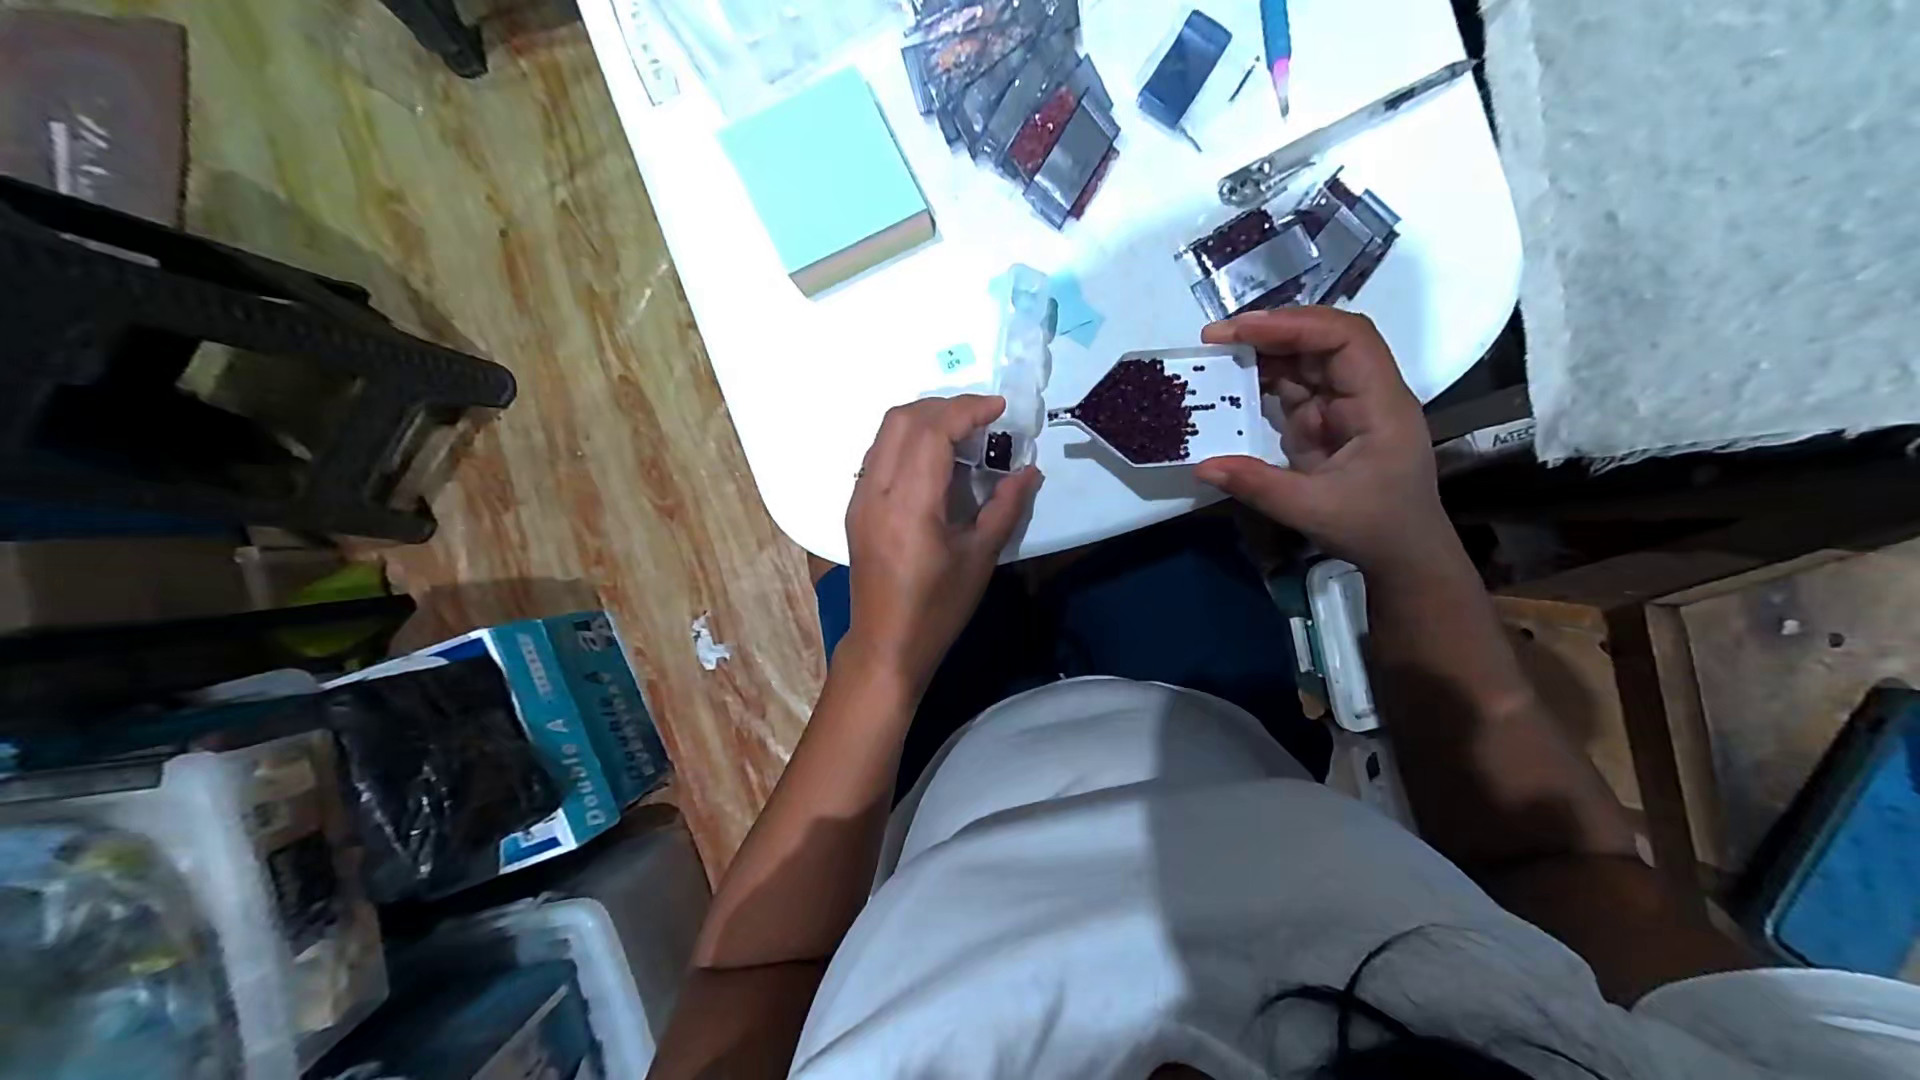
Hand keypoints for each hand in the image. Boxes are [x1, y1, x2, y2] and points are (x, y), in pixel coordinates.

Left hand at [843, 395, 1041, 689]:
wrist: (885, 644)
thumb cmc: (937, 608)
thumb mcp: (980, 558)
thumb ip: (1006, 506)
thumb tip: (1029, 470)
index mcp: (908, 505)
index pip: (931, 431)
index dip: (967, 409)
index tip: (999, 408)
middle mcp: (875, 491)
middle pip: (901, 419)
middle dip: (944, 406)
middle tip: (982, 417)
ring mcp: (858, 498)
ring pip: (884, 432)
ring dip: (923, 419)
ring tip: (961, 431)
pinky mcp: (855, 507)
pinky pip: (878, 453)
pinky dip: (906, 439)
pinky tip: (934, 458)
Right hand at [1193, 307, 1449, 573]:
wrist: (1401, 552)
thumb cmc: (1373, 527)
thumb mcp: (1313, 510)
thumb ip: (1257, 485)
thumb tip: (1202, 466)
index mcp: (1379, 403)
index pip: (1346, 339)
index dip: (1295, 325)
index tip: (1243, 330)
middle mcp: (1364, 392)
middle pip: (1323, 340)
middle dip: (1271, 331)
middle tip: (1216, 336)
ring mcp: (1343, 405)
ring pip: (1305, 359)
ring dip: (1262, 352)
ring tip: (1216, 353)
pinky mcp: (1323, 420)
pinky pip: (1292, 387)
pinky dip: (1261, 380)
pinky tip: (1231, 381)